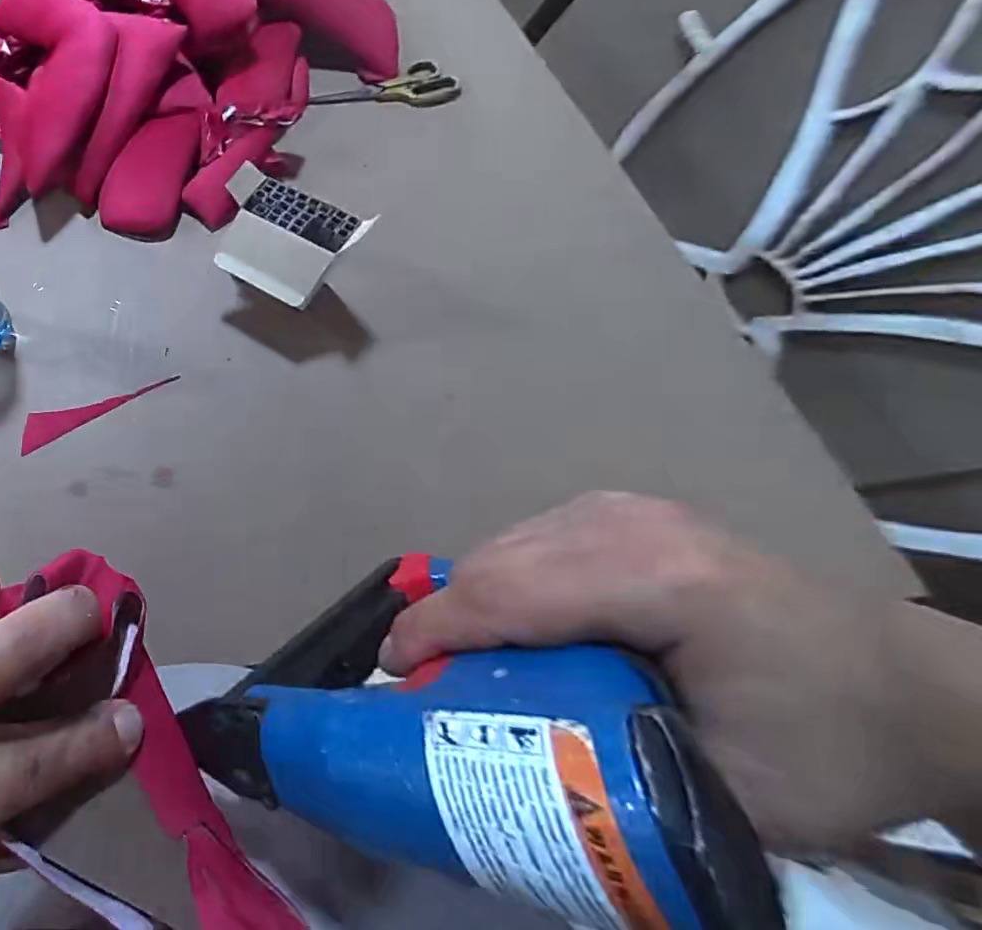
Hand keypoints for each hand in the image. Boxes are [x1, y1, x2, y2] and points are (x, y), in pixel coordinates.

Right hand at [378, 492, 957, 853]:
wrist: (909, 687)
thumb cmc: (827, 748)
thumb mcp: (727, 792)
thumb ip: (601, 767)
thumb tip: (487, 751)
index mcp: (661, 580)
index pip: (506, 593)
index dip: (435, 629)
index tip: (392, 671)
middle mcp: (627, 524)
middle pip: (491, 564)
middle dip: (439, 618)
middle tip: (416, 672)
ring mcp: (618, 507)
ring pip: (497, 547)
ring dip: (465, 601)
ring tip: (454, 653)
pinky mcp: (612, 508)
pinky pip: (521, 541)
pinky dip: (495, 581)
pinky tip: (503, 620)